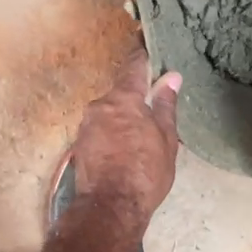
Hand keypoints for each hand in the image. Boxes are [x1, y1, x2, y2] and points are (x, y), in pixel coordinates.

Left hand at [71, 49, 181, 224]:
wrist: (110, 207)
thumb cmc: (145, 173)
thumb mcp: (166, 139)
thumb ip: (166, 106)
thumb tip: (171, 78)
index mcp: (124, 99)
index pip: (133, 66)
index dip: (142, 55)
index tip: (146, 44)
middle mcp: (100, 105)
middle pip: (120, 92)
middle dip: (136, 97)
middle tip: (154, 108)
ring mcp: (86, 125)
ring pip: (109, 112)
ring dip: (123, 118)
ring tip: (141, 137)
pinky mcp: (80, 145)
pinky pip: (101, 130)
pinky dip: (113, 134)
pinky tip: (125, 150)